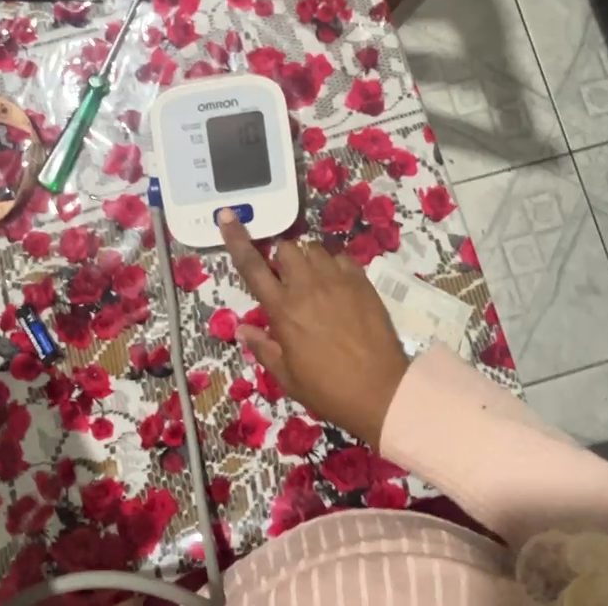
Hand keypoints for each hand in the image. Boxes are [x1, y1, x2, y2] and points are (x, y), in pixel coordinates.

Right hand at [218, 210, 409, 447]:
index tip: (227, 215)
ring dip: (308, 260)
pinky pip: (341, 258)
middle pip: (286, 247)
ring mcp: (336, 280)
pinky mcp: (361, 281)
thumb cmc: (327, 389)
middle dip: (282, 258)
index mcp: (282, 309)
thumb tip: (241, 328)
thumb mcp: (286, 376)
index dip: (236, 238)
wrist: (380, 392)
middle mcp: (306, 286)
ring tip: (314, 282)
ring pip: (314, 248)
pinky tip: (338, 285)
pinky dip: (334, 266)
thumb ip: (262, 347)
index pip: (251, 265)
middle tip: (288, 279)